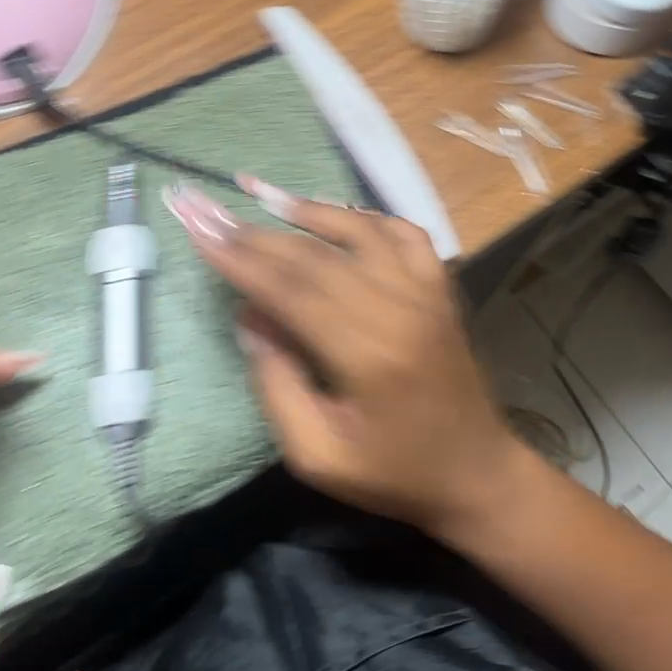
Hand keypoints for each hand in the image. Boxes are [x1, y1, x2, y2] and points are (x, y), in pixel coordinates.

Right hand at [162, 177, 527, 536]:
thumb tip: (250, 316)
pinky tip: (334, 212)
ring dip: (307, 211)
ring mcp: (427, 293)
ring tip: (261, 195)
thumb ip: (277, 384)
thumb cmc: (393, 475)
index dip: (238, 257)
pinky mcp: (442, 290)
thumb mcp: (318, 454)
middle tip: (206, 205)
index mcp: (367, 354)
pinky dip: (365, 217)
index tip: (195, 225)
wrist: (476, 473)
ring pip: (359, 232)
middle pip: (315, 256)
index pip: (289, 289)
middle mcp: (399, 308)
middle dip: (254, 231)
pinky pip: (404, 234)